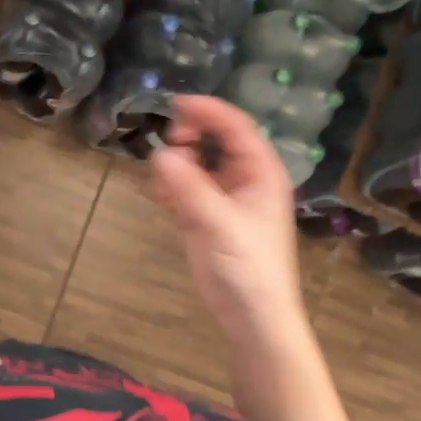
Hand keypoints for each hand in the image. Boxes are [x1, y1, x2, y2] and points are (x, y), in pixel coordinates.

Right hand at [148, 96, 306, 336]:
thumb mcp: (220, 224)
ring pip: (194, 165)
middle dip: (188, 140)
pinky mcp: (204, 219)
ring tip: (163, 185)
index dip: (208, 111)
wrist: (252, 316)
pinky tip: (162, 200)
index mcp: (260, 173)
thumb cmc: (249, 268)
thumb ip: (189, 188)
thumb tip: (160, 154)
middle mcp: (242, 180)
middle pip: (212, 141)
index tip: (176, 104)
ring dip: (175, 167)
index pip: (235, 127)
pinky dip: (170, 188)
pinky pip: (184, 190)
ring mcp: (222, 199)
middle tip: (167, 150)